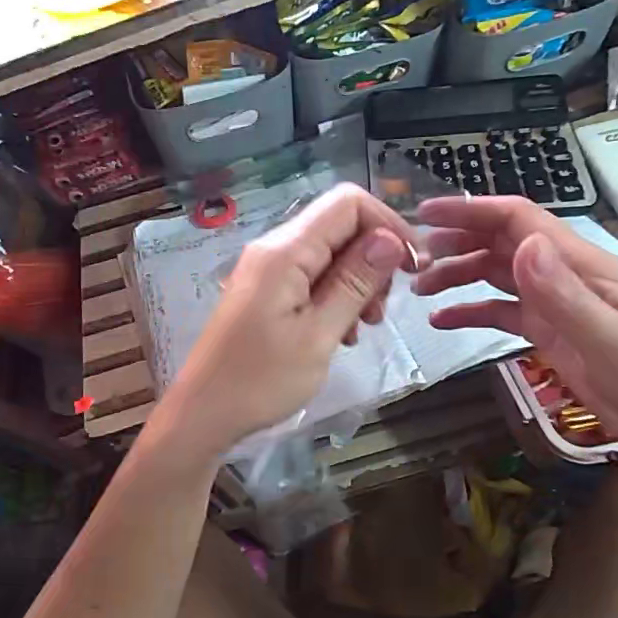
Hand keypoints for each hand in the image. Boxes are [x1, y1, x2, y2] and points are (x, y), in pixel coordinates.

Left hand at [157, 183, 420, 453]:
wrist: (204, 414)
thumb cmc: (260, 381)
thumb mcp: (319, 335)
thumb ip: (355, 282)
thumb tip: (391, 240)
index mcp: (285, 251)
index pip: (349, 204)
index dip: (389, 225)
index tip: (414, 267)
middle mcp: (275, 249)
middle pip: (341, 227)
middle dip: (375, 259)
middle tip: (384, 309)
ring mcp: (268, 271)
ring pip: (331, 255)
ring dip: (359, 283)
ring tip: (365, 326)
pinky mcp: (267, 292)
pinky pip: (313, 278)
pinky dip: (337, 298)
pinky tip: (343, 333)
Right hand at [412, 196, 617, 453]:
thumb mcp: (611, 339)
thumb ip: (565, 295)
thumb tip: (523, 245)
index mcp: (580, 265)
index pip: (519, 220)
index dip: (472, 211)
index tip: (426, 214)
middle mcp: (563, 276)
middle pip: (501, 243)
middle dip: (456, 242)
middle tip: (413, 258)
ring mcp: (554, 305)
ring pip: (496, 275)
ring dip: (458, 275)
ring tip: (420, 289)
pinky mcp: (548, 333)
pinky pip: (501, 312)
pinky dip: (471, 312)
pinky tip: (443, 321)